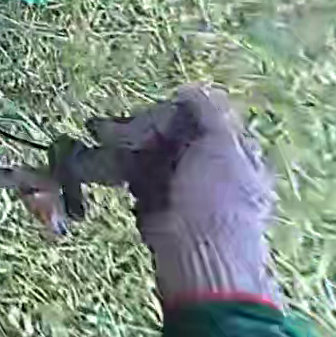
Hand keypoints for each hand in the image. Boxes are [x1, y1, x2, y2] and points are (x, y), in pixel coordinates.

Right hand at [89, 85, 280, 307]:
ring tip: (103, 147)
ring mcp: (177, 180)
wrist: (195, 249)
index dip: (169, 113)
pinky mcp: (150, 193)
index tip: (150, 118)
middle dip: (136, 128)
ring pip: (141, 148)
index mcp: (232, 154)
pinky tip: (107, 169)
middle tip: (114, 133)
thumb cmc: (215, 199)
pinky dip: (115, 165)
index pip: (194, 117)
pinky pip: (128, 168)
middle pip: (162, 130)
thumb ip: (210, 117)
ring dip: (119, 145)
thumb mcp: (221, 151)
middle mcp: (206, 164)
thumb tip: (195, 86)